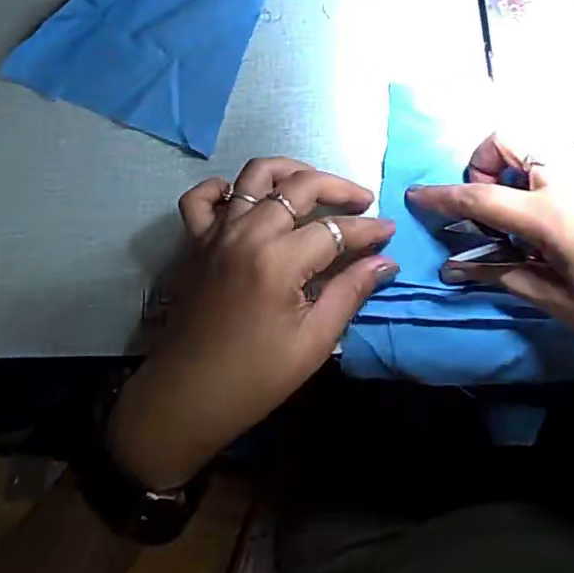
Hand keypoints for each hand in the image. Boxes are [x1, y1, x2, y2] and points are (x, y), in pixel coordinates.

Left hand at [108, 158, 397, 487]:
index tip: (389, 231)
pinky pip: (202, 198)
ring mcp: (216, 234)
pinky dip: (224, 189)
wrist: (184, 400)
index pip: (335, 229)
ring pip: (253, 175)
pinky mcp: (195, 243)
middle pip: (299, 186)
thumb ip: (350, 291)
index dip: (368, 229)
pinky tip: (246, 200)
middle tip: (362, 201)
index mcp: (277, 261)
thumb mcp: (314, 342)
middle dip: (338, 188)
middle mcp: (246, 234)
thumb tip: (385, 261)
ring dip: (289, 171)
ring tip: (313, 185)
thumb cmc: (255, 378)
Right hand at [409, 136, 573, 442]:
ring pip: (550, 139)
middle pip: (511, 135)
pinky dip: (564, 173)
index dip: (443, 197)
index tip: (419, 196)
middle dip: (486, 161)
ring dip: (526, 165)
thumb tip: (460, 268)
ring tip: (537, 215)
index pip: (480, 196)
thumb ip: (511, 276)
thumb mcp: (571, 306)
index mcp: (556, 213)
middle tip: (495, 205)